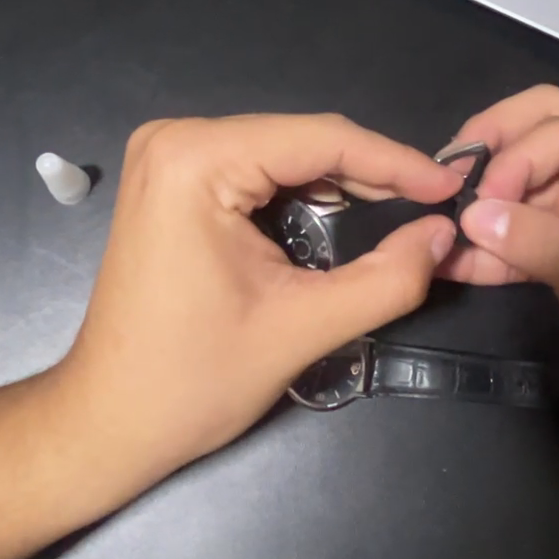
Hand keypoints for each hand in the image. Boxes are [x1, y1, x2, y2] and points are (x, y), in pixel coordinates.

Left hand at [53, 114, 460, 478]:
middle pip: (300, 140)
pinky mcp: (171, 179)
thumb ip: (389, 278)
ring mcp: (168, 155)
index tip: (451, 185)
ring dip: (341, 181)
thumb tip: (446, 233)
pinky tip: (343, 213)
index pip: (320, 139)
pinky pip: (255, 169)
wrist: (106, 420)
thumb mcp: (303, 327)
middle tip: (434, 202)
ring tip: (403, 208)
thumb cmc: (193, 380)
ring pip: (282, 153)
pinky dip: (302, 192)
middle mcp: (177, 138)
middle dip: (371, 172)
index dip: (396, 162)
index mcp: (197, 158)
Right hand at [441, 87, 558, 427]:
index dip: (516, 160)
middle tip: (444, 181)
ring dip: (483, 202)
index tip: (475, 207)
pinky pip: (519, 226)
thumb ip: (549, 247)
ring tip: (436, 228)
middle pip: (542, 129)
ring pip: (522, 178)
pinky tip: (450, 263)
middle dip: (492, 153)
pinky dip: (488, 243)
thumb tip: (471, 215)